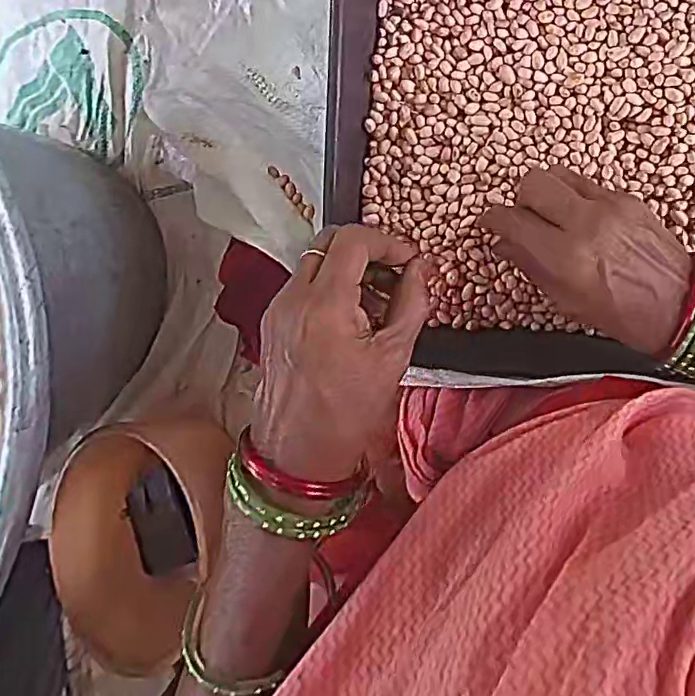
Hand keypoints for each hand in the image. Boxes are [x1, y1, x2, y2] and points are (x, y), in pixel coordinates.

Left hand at [253, 226, 429, 480]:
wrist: (297, 455)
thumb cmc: (346, 414)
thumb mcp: (394, 355)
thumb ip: (413, 301)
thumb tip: (421, 270)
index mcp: (324, 305)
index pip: (353, 240)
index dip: (388, 241)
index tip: (408, 259)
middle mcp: (293, 300)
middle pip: (330, 240)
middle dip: (368, 247)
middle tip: (394, 269)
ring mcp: (278, 309)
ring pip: (317, 260)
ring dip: (351, 266)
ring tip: (379, 297)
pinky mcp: (274, 321)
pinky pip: (304, 283)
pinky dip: (332, 284)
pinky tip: (355, 314)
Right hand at [480, 168, 694, 356]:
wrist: (684, 305)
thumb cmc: (626, 316)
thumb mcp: (569, 302)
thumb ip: (532, 266)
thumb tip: (504, 243)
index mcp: (567, 257)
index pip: (512, 220)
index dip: (494, 220)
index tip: (492, 223)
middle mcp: (587, 223)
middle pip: (533, 182)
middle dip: (521, 199)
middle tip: (525, 219)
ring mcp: (610, 206)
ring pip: (560, 174)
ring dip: (549, 192)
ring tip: (554, 217)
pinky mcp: (628, 199)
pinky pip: (588, 185)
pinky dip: (577, 198)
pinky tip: (584, 220)